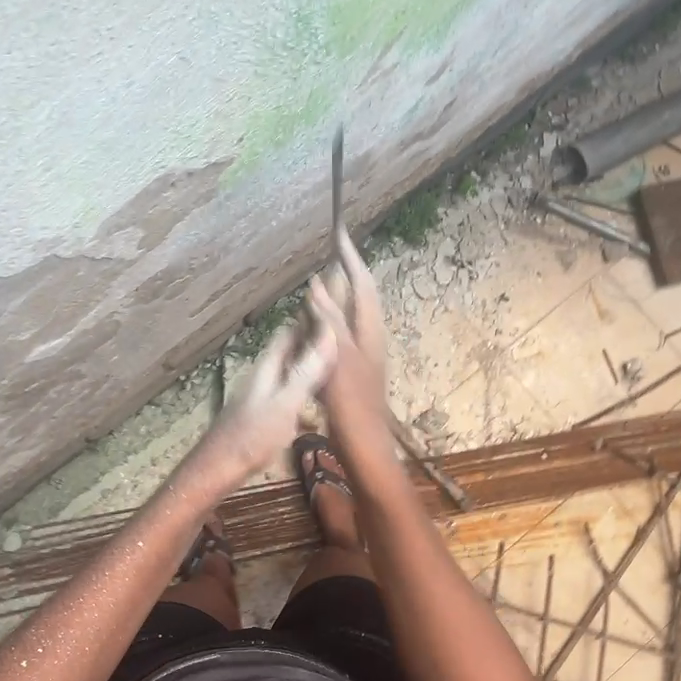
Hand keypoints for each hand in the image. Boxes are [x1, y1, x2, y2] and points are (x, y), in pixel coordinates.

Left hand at [204, 319, 335, 476]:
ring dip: (311, 375)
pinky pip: (289, 401)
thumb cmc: (252, 437)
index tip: (337, 318)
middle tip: (346, 350)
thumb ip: (306, 372)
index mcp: (267, 367)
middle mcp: (263, 377)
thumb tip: (329, 335)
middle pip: (290, 353)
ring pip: (290, 377)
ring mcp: (262, 398)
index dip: (310, 322)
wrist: (219, 470)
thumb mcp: (285, 403)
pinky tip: (319, 415)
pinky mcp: (262, 418)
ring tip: (340, 378)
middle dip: (315, 349)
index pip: (288, 332)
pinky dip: (304, 401)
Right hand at [307, 232, 388, 424]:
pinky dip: (324, 323)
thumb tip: (318, 285)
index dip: (351, 258)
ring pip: (348, 316)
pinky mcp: (350, 370)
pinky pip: (336, 335)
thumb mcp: (338, 358)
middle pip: (359, 297)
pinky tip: (310, 328)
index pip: (363, 284)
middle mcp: (369, 338)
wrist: (363, 447)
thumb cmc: (352, 404)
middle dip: (345, 273)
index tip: (339, 232)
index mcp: (369, 332)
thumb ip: (329, 321)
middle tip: (328, 252)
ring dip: (334, 297)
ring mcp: (361, 355)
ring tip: (316, 282)